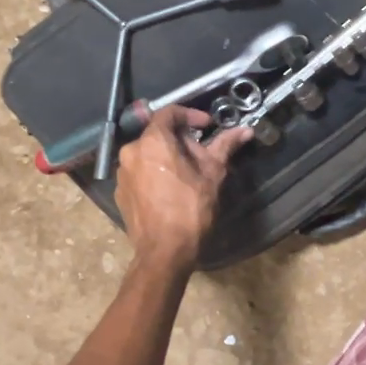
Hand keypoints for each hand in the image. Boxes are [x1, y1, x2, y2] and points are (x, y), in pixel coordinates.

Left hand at [115, 105, 250, 270]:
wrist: (164, 251)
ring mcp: (122, 174)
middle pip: (157, 134)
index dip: (190, 115)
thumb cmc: (191, 208)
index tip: (207, 126)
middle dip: (181, 139)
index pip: (169, 113)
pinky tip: (171, 189)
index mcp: (152, 141)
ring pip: (147, 154)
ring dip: (167, 156)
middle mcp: (131, 152)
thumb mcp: (213, 173)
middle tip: (202, 154)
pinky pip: (139, 173)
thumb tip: (245, 130)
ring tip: (188, 173)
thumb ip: (225, 146)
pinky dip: (155, 172)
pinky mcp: (120, 193)